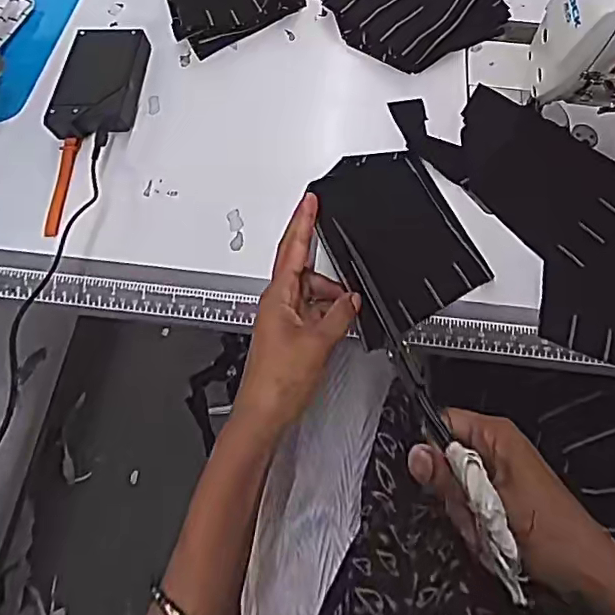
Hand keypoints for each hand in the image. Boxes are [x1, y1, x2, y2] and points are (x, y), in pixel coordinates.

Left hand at [231, 194, 360, 440]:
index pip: (292, 247)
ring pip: (311, 292)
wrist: (262, 415)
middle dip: (328, 270)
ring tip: (345, 314)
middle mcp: (277, 302)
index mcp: (278, 295)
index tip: (309, 200)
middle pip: (305, 269)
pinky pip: (311, 311)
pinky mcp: (288, 333)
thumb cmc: (276, 382)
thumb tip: (352, 299)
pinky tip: (339, 323)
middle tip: (345, 272)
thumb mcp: (318, 342)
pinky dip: (327, 313)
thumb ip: (339, 315)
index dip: (302, 220)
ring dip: (331, 298)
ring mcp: (282, 317)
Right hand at [408, 408, 614, 597]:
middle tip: (472, 514)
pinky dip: (477, 526)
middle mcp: (499, 447)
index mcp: (496, 433)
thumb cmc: (555, 537)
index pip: (441, 421)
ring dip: (465, 516)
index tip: (432, 476)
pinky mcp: (505, 499)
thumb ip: (448, 479)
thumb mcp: (489, 507)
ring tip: (488, 532)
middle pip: (447, 459)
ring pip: (458, 487)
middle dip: (452, 493)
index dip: (429, 448)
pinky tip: (493, 540)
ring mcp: (502, 474)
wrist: (588, 576)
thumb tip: (417, 454)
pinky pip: (473, 505)